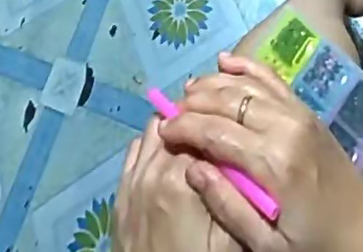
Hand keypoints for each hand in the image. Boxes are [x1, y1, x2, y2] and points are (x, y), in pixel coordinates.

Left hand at [115, 117, 231, 251]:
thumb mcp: (229, 238)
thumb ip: (234, 193)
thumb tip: (242, 161)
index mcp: (182, 173)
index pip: (203, 127)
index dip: (218, 128)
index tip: (230, 134)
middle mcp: (153, 166)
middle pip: (177, 124)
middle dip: (195, 126)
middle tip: (213, 139)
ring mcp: (133, 178)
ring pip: (154, 131)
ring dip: (172, 134)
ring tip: (191, 148)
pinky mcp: (120, 192)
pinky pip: (136, 150)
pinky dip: (151, 148)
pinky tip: (166, 162)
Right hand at [161, 54, 362, 251]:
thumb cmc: (316, 242)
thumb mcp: (270, 244)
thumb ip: (228, 205)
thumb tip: (192, 168)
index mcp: (273, 162)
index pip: (216, 133)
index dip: (184, 128)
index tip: (163, 131)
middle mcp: (283, 126)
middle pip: (226, 101)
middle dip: (193, 103)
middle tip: (169, 112)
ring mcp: (295, 111)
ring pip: (243, 85)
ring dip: (212, 83)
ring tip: (186, 90)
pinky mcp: (303, 106)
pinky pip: (269, 76)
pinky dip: (244, 65)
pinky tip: (223, 61)